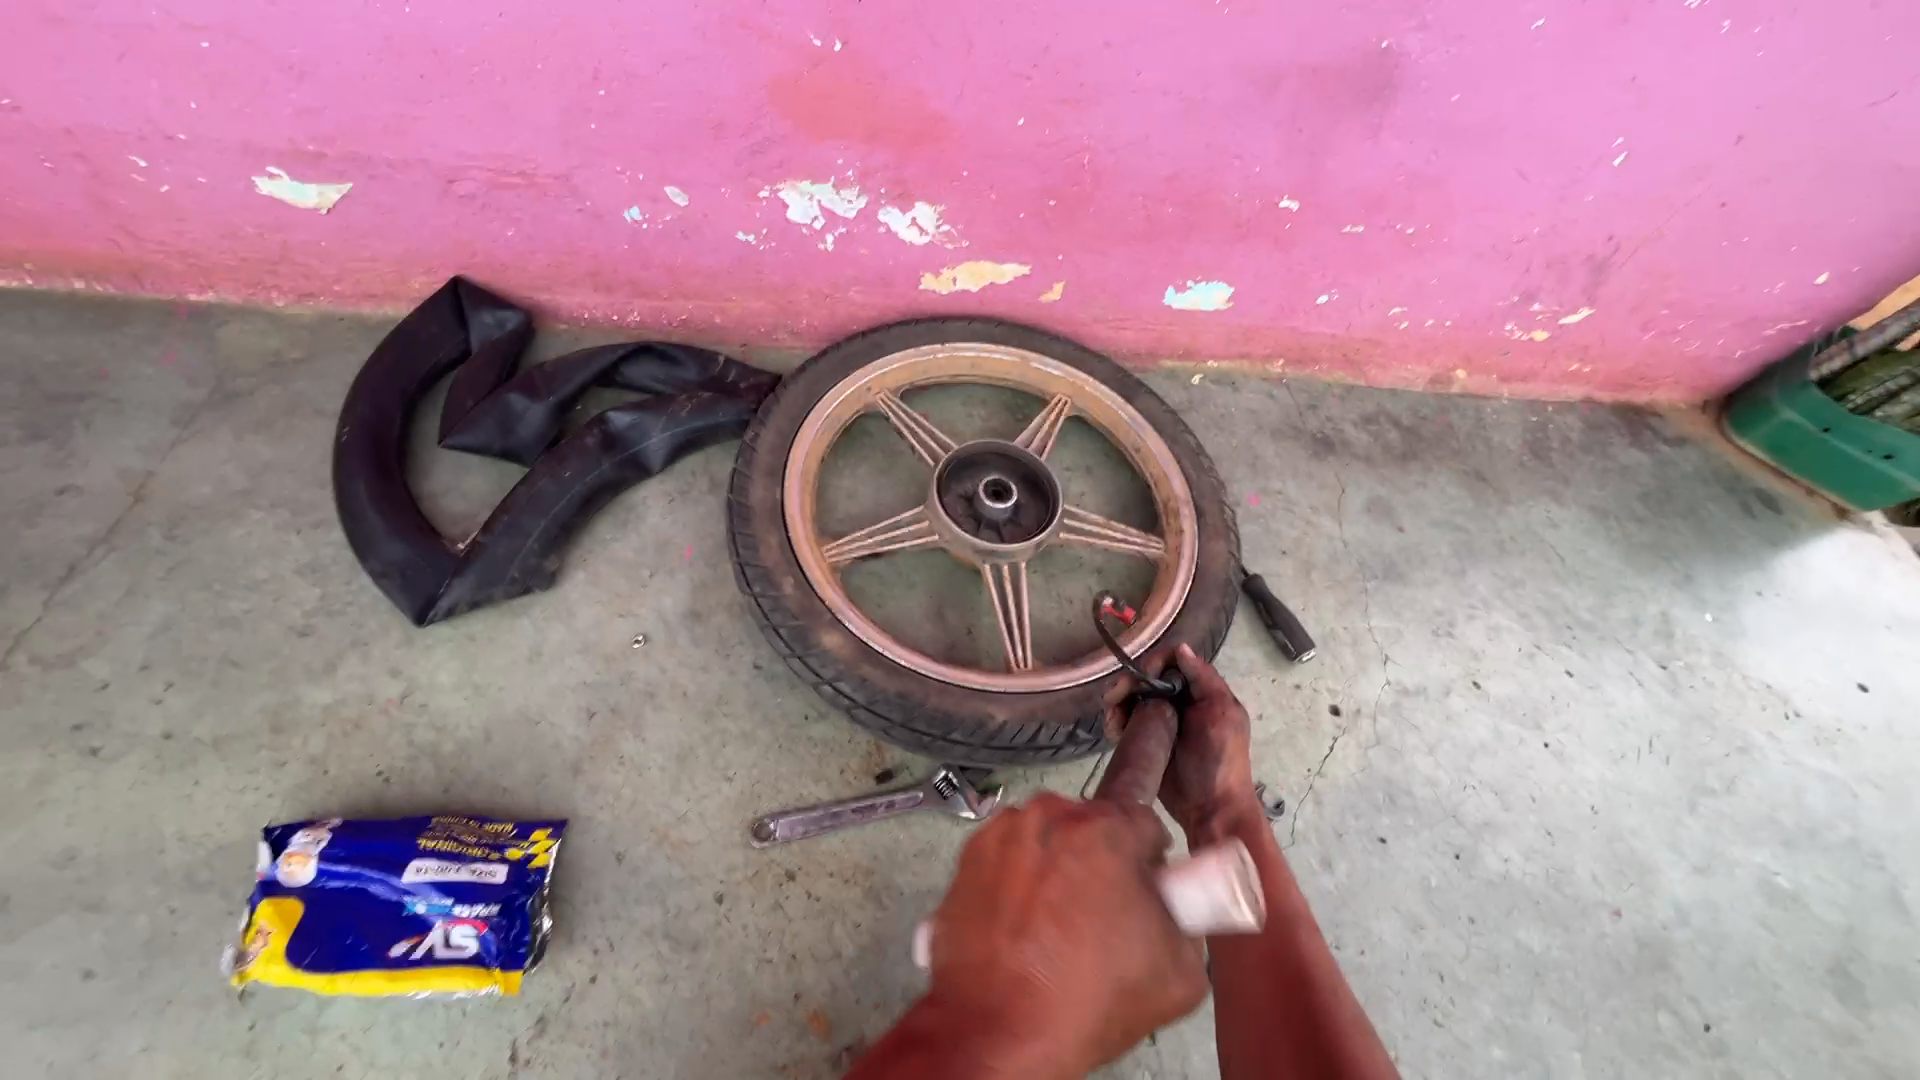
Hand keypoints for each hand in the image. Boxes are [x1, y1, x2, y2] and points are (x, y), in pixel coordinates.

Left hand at [922, 793, 1208, 1076]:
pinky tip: (1024, 914)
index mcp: (1106, 831)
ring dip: (1058, 858)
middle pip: (1093, 822)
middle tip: (1102, 907)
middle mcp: (1051, 816)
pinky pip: (1009, 849)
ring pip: (1048, 832)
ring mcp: (1006, 831)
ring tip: (1057, 915)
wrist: (1001, 1030)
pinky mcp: (972, 852)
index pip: (1144, 822)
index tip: (1145, 883)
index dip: (1150, 856)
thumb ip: (1188, 916)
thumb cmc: (1085, 1000)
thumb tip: (1176, 900)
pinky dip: (1018, 870)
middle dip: (1103, 855)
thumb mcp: (1179, 971)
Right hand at [1107, 644, 1261, 841]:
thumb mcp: (1222, 714)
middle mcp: (1179, 702)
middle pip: (1147, 679)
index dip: (1154, 664)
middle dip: (1128, 685)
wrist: (1211, 809)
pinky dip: (1116, 721)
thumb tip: (1181, 647)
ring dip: (1118, 703)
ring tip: (1112, 721)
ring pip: (1132, 699)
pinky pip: (1126, 721)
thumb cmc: (1221, 761)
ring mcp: (1161, 722)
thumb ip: (1204, 679)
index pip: (1173, 662)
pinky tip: (1112, 731)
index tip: (1143, 678)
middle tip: (1113, 699)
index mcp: (1201, 692)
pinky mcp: (1146, 741)